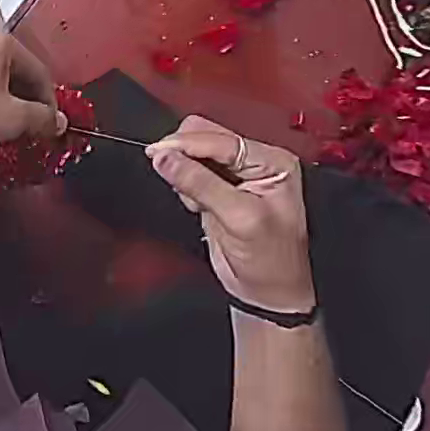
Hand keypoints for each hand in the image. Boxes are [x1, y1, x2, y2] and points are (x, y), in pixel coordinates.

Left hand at [0, 32, 66, 152]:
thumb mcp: (11, 119)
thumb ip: (41, 118)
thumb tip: (57, 121)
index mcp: (1, 42)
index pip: (40, 72)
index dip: (50, 103)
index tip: (52, 126)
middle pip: (20, 74)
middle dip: (30, 105)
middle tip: (34, 132)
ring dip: (10, 107)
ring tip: (11, 133)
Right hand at [146, 116, 313, 314]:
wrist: (267, 294)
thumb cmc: (271, 260)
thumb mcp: (239, 220)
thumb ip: (200, 184)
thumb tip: (165, 157)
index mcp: (271, 161)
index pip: (222, 140)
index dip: (187, 144)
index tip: (158, 151)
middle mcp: (255, 160)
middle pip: (206, 136)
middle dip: (184, 155)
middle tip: (168, 171)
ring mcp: (235, 172)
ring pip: (193, 151)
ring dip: (183, 170)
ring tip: (195, 201)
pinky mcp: (217, 185)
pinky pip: (189, 169)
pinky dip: (184, 182)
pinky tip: (196, 204)